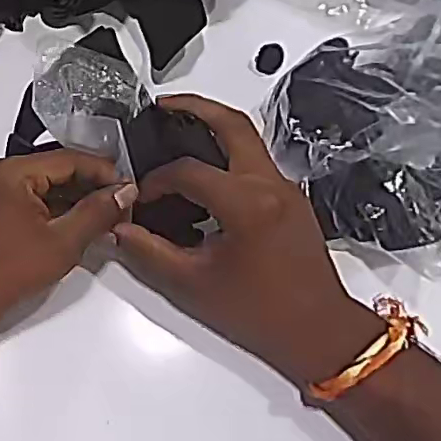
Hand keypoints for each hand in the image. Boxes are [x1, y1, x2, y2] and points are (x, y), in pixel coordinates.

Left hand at [0, 150, 137, 341]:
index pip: (70, 159)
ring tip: (109, 215)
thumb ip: (97, 212)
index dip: (105, 173)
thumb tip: (122, 193)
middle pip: (62, 168)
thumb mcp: (64, 241)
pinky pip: (40, 196)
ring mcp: (2, 189)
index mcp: (14, 172)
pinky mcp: (4, 205)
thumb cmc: (3, 271)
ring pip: (53, 183)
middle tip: (123, 202)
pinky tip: (85, 223)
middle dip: (94, 186)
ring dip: (81, 198)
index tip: (128, 188)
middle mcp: (5, 174)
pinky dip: (63, 208)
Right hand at [111, 94, 383, 387]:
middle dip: (195, 107)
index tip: (140, 200)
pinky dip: (224, 156)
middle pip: (233, 125)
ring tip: (178, 130)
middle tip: (163, 105)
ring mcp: (286, 191)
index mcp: (248, 204)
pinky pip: (253, 163)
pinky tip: (200, 177)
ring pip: (248, 140)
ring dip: (213, 128)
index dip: (155, 182)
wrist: (321, 335)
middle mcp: (272, 187)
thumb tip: (119, 229)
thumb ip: (146, 250)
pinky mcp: (290, 201)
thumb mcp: (191, 284)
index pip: (187, 171)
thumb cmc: (263, 313)